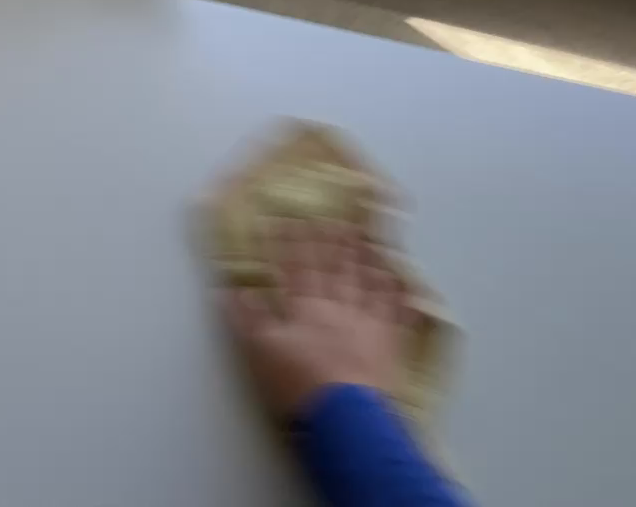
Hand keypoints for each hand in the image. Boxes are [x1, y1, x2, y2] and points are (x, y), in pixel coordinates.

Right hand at [220, 220, 408, 418]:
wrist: (346, 417)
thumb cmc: (298, 381)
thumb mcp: (261, 350)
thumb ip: (247, 316)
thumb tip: (230, 286)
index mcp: (304, 306)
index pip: (295, 266)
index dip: (291, 241)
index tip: (289, 218)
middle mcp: (335, 306)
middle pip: (333, 268)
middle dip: (330, 241)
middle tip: (333, 217)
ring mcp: (365, 323)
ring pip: (365, 283)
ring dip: (365, 259)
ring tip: (366, 238)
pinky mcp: (388, 345)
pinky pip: (396, 315)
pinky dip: (400, 298)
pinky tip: (404, 283)